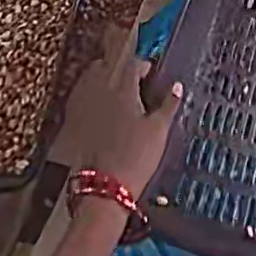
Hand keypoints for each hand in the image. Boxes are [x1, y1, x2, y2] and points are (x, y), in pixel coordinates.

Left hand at [89, 57, 183, 196]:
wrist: (105, 189)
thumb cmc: (137, 156)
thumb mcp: (159, 130)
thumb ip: (169, 105)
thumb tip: (178, 86)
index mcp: (124, 92)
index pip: (133, 66)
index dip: (143, 65)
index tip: (152, 72)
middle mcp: (103, 96)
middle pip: (110, 71)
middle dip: (123, 73)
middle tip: (138, 83)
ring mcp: (87, 111)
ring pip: (95, 85)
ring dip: (108, 84)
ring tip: (123, 97)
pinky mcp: (78, 128)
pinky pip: (86, 103)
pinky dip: (96, 101)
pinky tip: (107, 114)